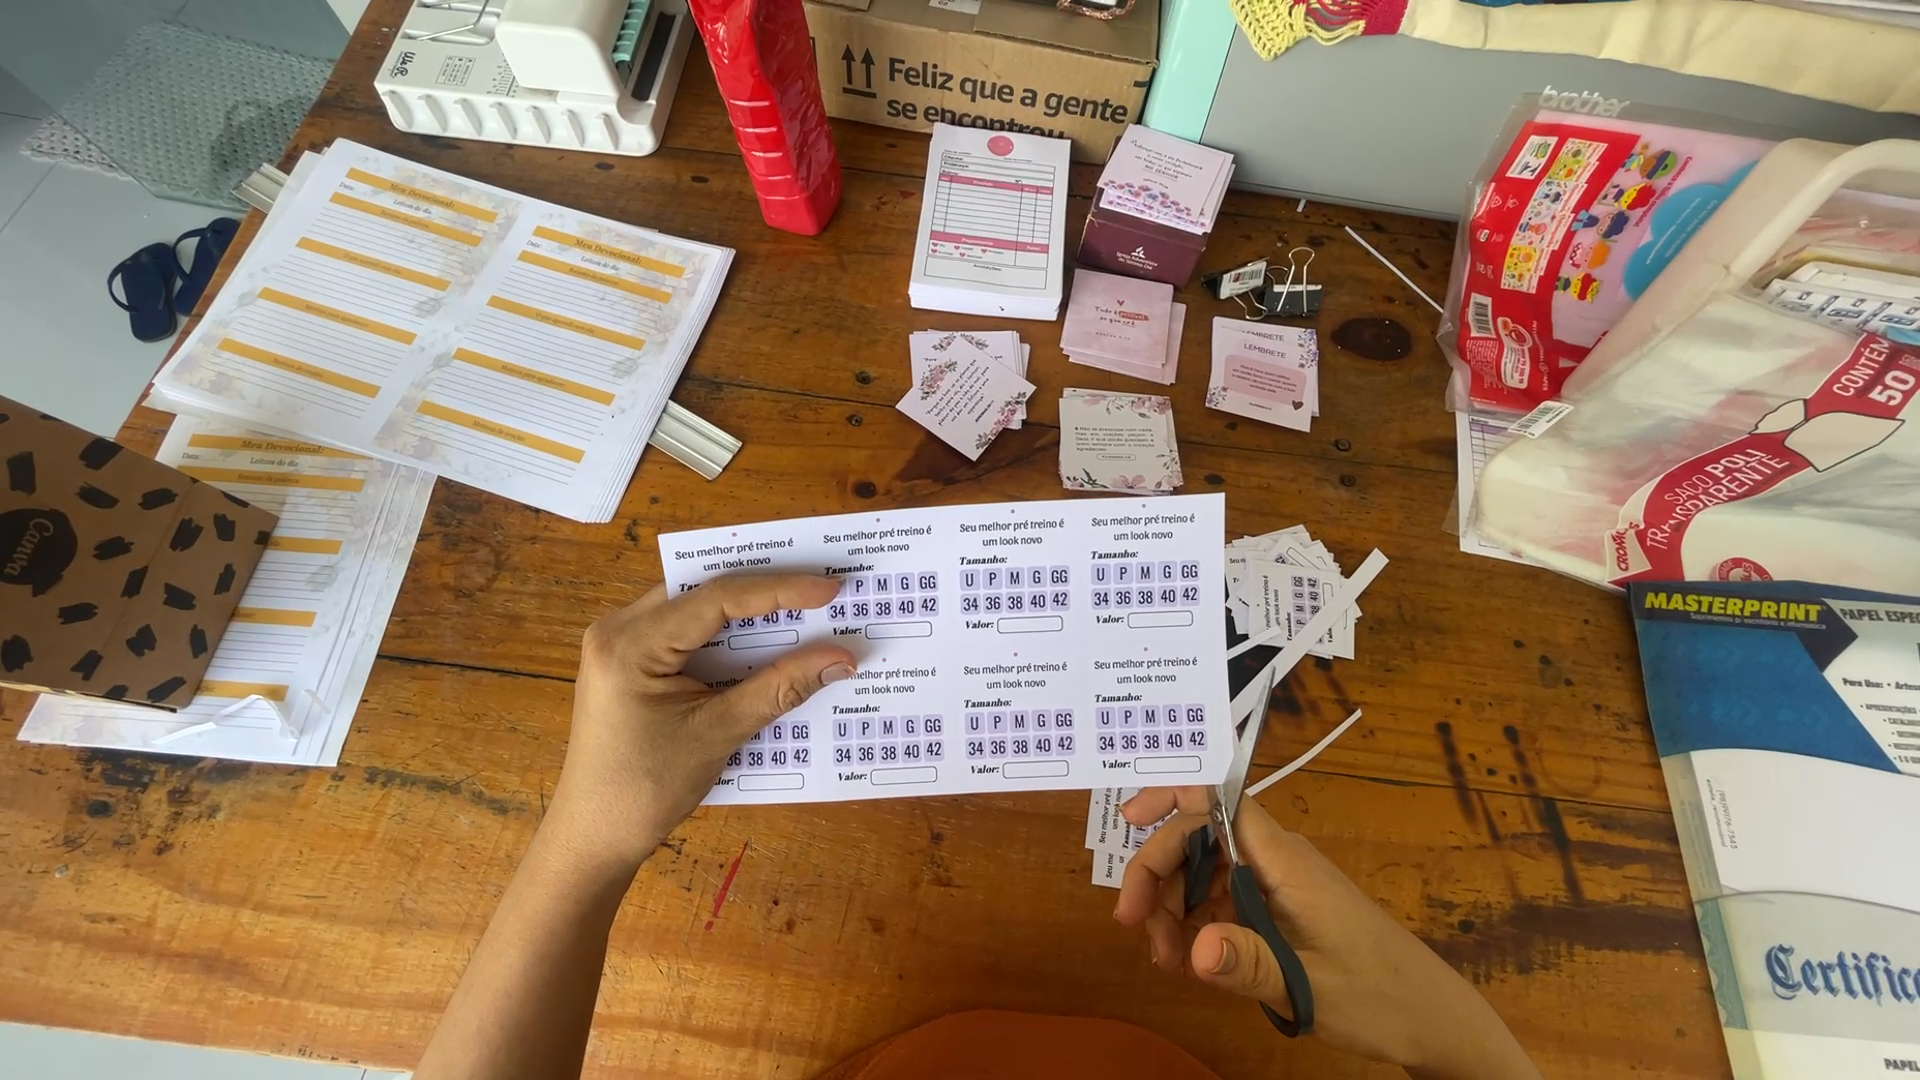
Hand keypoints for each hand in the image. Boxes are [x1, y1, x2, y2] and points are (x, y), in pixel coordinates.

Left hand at [546, 574, 855, 867]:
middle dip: (765, 587)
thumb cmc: (645, 790)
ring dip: (748, 608)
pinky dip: (730, 632)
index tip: (829, 588)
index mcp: (631, 643)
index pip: (716, 597)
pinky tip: (765, 638)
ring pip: (697, 605)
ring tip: (802, 606)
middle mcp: (620, 629)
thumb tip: (841, 658)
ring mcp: (622, 642)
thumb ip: (780, 687)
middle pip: (704, 590)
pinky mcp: (633, 660)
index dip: (779, 589)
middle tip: (820, 589)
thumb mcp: (718, 733)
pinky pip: (689, 629)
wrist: (593, 838)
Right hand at [1114, 787, 1538, 1079]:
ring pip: (1201, 869)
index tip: (1129, 819)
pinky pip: (1219, 897)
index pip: (1217, 800)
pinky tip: (1189, 955)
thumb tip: (1191, 950)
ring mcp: (1271, 880)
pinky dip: (1195, 921)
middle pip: (1196, 838)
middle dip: (1157, 873)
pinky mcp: (1273, 905)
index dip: (1170, 796)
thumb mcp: (1309, 985)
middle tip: (1132, 924)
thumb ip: (1248, 964)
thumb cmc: (1378, 995)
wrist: (1433, 1020)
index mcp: (1281, 857)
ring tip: (1164, 958)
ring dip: (1173, 905)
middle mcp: (1271, 857)